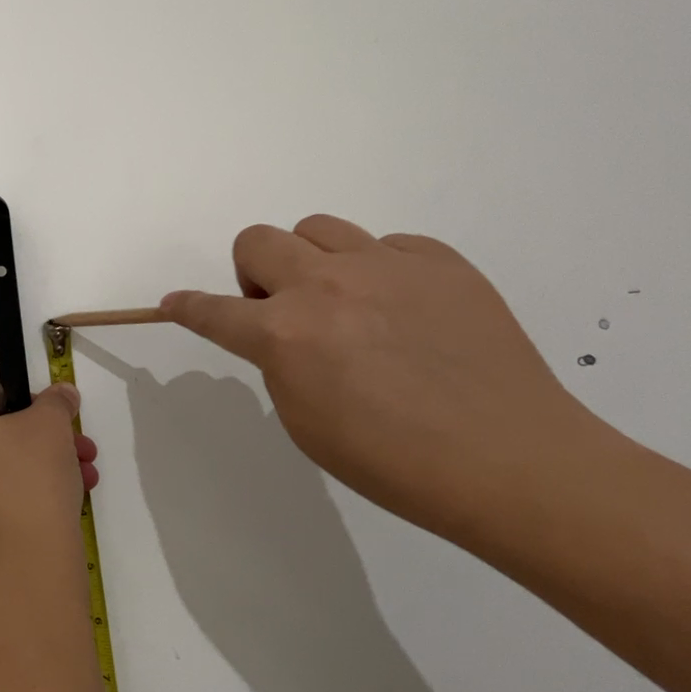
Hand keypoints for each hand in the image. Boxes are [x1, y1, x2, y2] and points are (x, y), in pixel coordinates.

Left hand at [0, 380, 97, 573]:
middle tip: (80, 444)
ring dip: (48, 461)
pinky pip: (2, 493)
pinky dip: (34, 488)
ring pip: (4, 463)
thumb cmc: (30, 477)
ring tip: (85, 472)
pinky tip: (72, 495)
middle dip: (45, 434)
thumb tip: (61, 394)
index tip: (52, 410)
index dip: (21, 394)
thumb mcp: (49, 424)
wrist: (31, 563)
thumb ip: (54, 401)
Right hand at [157, 214, 604, 538]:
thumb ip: (279, 363)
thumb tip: (283, 337)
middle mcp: (325, 286)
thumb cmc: (395, 463)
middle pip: (257, 241)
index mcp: (283, 334)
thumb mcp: (305, 422)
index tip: (176, 304)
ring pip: (317, 228)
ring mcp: (386, 267)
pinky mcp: (442, 264)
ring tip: (345, 304)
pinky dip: (381, 271)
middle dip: (255, 275)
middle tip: (284, 313)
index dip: (188, 307)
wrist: (514, 463)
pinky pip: (388, 245)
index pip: (211, 310)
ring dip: (312, 262)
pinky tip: (406, 312)